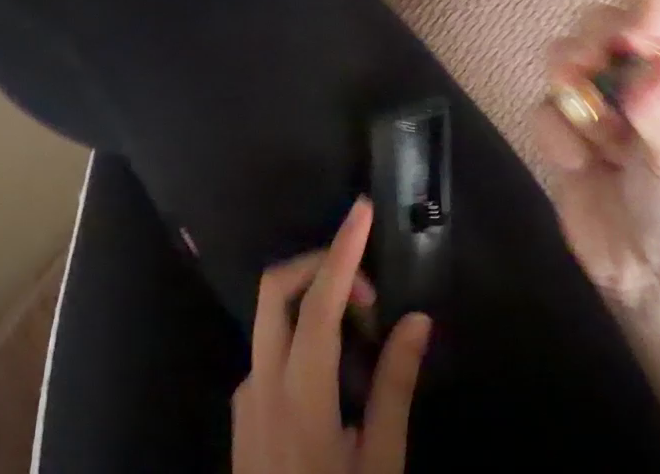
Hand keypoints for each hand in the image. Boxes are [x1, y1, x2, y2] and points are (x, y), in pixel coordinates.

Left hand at [232, 198, 433, 473]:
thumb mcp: (380, 462)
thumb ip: (395, 386)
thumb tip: (417, 320)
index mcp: (299, 392)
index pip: (318, 300)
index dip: (342, 249)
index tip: (362, 211)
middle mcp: (261, 381)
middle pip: (276, 289)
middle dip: (319, 263)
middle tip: (369, 287)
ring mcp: (245, 394)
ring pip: (271, 317)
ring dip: (312, 300)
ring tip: (364, 331)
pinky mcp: (242, 409)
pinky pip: (270, 347)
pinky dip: (302, 332)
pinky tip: (337, 368)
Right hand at [533, 0, 659, 312]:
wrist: (650, 280)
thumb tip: (647, 71)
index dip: (642, 12)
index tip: (629, 40)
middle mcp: (637, 75)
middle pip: (602, 18)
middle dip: (592, 39)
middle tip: (590, 66)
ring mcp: (596, 102)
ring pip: (563, 53)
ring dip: (567, 81)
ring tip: (591, 127)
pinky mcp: (563, 131)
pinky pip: (541, 108)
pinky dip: (555, 135)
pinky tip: (579, 166)